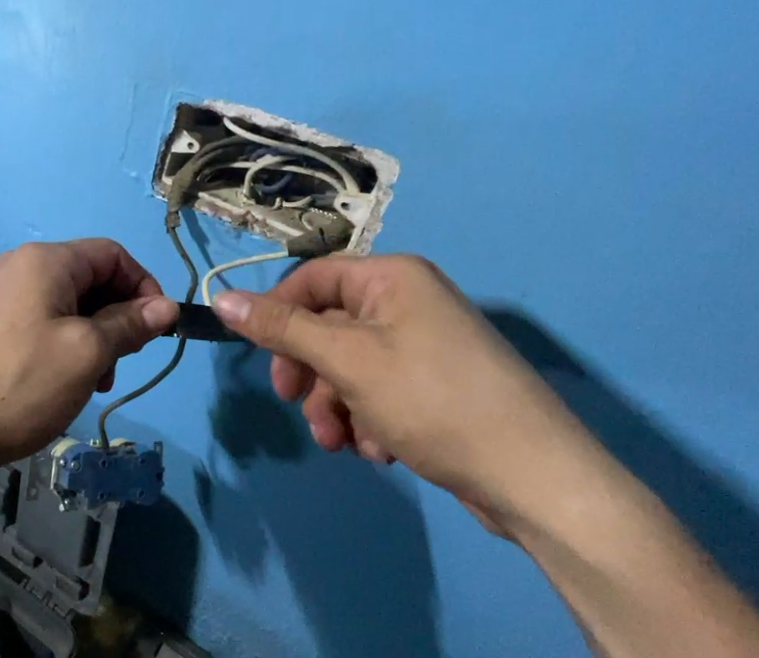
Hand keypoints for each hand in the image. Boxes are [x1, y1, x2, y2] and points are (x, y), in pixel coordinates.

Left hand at [0, 240, 178, 483]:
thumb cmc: (22, 383)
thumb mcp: (87, 354)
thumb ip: (130, 325)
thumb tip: (167, 307)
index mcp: (46, 260)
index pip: (113, 254)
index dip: (144, 287)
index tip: (157, 331)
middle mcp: (24, 265)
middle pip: (92, 277)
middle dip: (118, 317)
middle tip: (123, 363)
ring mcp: (5, 294)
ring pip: (72, 304)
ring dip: (95, 337)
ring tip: (95, 381)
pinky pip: (47, 321)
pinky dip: (69, 345)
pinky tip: (68, 382)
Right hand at [213, 254, 601, 534]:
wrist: (537, 480)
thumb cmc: (434, 401)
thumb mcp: (347, 361)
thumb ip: (282, 328)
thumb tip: (221, 298)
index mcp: (393, 278)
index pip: (312, 278)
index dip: (278, 313)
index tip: (261, 358)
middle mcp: (410, 302)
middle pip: (329, 326)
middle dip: (309, 373)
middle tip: (294, 405)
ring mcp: (427, 346)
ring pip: (350, 366)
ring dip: (335, 404)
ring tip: (343, 442)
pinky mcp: (438, 388)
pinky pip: (380, 391)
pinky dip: (368, 419)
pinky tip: (381, 451)